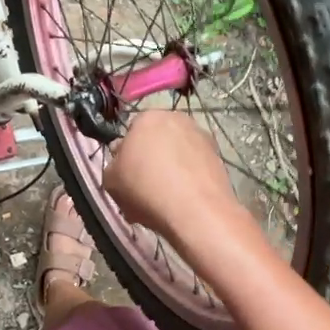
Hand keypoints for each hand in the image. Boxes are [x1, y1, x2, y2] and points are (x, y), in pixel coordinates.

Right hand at [105, 111, 248, 244]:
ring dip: (170, 169)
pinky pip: (194, 165)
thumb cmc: (145, 190)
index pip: (130, 132)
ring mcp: (201, 136)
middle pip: (156, 139)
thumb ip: (112, 165)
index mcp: (147, 118)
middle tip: (143, 187)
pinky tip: (182, 200)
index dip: (126, 154)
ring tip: (164, 197)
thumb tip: (122, 159)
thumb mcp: (110, 181)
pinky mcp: (218, 156)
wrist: (196, 211)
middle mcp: (177, 118)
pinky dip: (187, 178)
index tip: (126, 175)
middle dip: (150, 159)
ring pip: (177, 152)